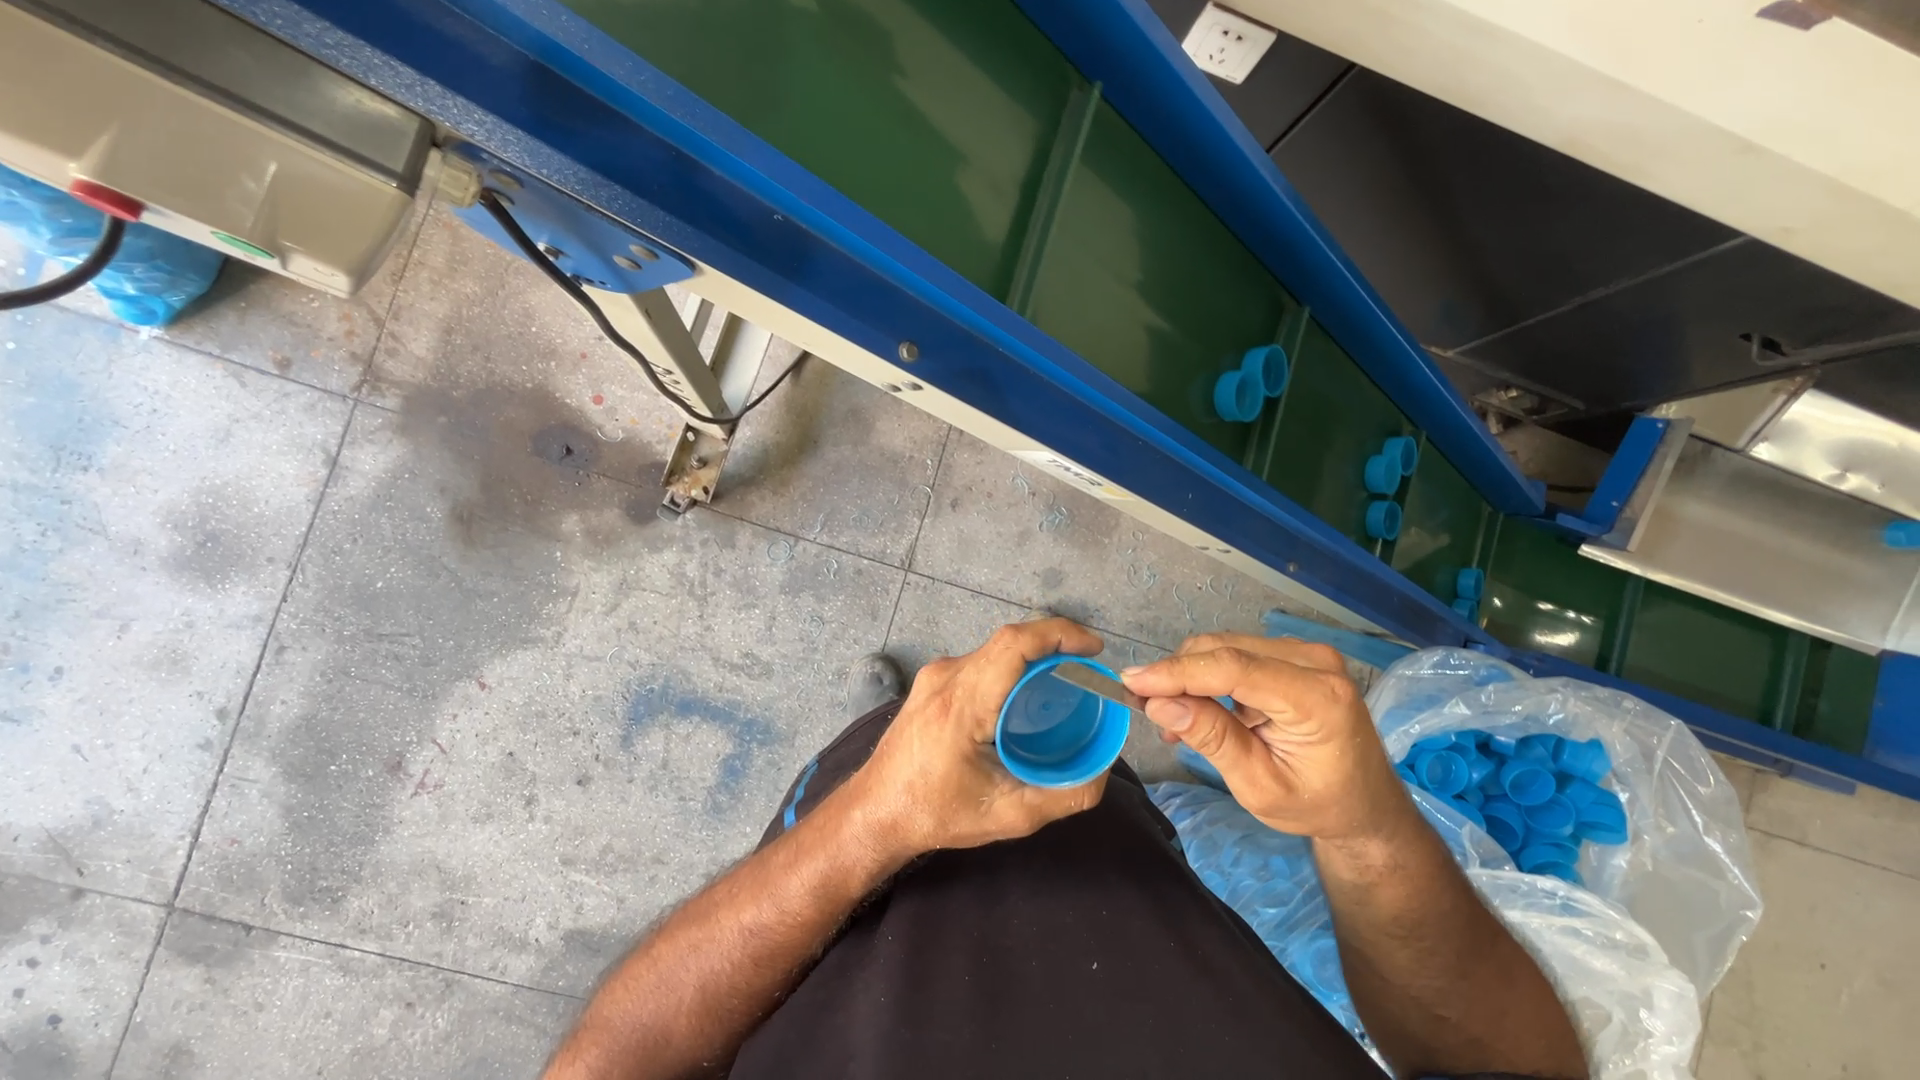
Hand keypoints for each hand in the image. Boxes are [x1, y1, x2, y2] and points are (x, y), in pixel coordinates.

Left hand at [848, 618, 1109, 858]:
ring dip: (1032, 660)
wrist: (874, 812)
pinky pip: (981, 663)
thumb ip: (1063, 796)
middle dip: (1055, 648)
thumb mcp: (1009, 816)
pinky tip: (1027, 698)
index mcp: (963, 702)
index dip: (1059, 634)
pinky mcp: (931, 684)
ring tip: (1065, 686)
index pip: (1014, 644)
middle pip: (1008, 643)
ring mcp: (935, 676)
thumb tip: (1102, 770)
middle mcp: (947, 677)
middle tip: (1087, 675)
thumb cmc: (936, 812)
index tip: (1093, 649)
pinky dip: (1011, 670)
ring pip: (995, 652)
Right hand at [1120, 634, 1411, 841]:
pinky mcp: (1294, 655)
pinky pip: (1236, 653)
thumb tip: (1160, 703)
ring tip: (1175, 721)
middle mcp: (1314, 661)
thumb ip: (1213, 740)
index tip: (1131, 682)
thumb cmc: (1317, 804)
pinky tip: (1197, 710)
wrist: (1365, 805)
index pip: (1233, 668)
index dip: (1177, 672)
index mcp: (1317, 698)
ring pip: (1224, 647)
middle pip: (1224, 649)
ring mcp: (1306, 653)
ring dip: (1189, 677)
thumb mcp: (1260, 787)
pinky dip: (1207, 677)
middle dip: (1177, 675)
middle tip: (1148, 712)